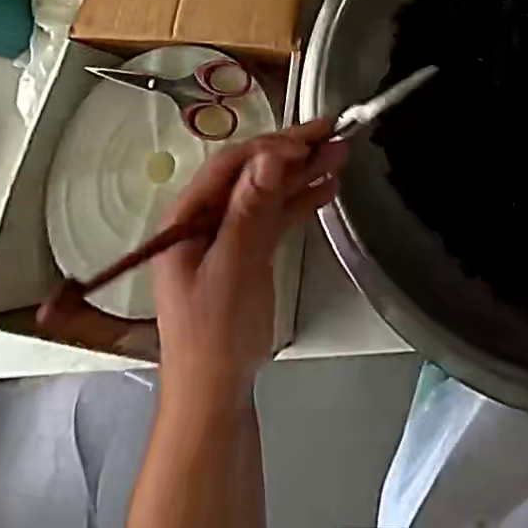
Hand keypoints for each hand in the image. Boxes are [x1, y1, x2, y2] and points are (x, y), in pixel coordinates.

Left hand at [152, 120, 348, 402]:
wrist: (214, 395)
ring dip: (301, 173)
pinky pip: (274, 217)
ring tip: (339, 153)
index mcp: (188, 215)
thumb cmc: (214, 336)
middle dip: (291, 152)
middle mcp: (205, 217)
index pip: (230, 166)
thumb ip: (250, 212)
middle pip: (251, 173)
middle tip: (330, 132)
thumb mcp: (233, 269)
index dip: (269, 149)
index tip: (307, 141)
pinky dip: (299, 202)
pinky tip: (325, 187)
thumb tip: (267, 159)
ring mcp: (227, 234)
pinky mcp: (247, 251)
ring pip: (267, 192)